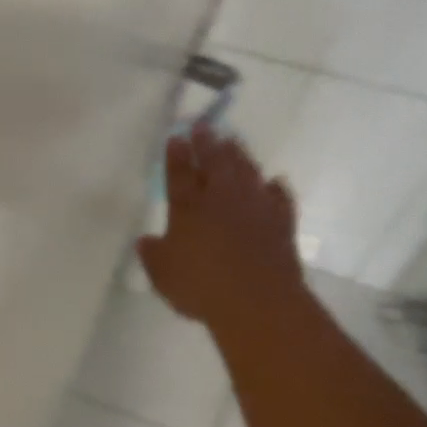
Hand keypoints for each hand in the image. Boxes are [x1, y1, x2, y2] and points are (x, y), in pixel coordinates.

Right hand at [137, 126, 307, 325]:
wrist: (257, 300)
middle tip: (204, 126)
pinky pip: (278, 196)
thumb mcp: (162, 275)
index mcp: (188, 209)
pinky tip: (272, 181)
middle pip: (215, 163)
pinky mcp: (280, 221)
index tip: (176, 137)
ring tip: (233, 141)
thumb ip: (153, 255)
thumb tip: (146, 240)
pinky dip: (273, 187)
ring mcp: (255, 206)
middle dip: (208, 144)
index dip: (177, 155)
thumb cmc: (200, 287)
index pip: (180, 175)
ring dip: (239, 155)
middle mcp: (222, 199)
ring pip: (246, 171)